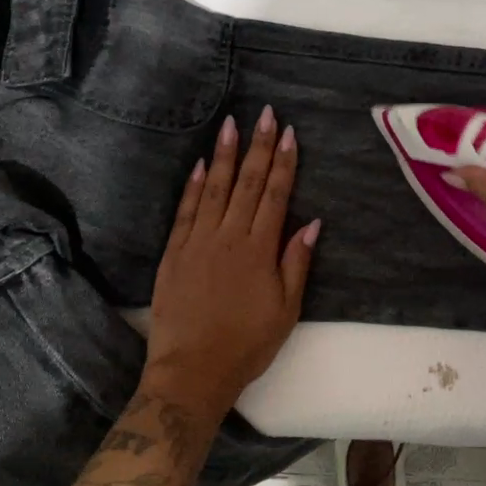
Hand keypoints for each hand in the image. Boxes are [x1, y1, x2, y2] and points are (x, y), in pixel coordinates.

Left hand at [144, 106, 317, 416]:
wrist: (192, 371)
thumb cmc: (247, 343)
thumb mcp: (286, 310)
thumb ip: (296, 262)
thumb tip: (312, 222)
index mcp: (260, 249)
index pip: (276, 194)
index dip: (284, 162)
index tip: (289, 133)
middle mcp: (230, 237)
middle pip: (248, 183)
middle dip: (259, 146)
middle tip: (265, 114)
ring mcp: (199, 242)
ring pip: (215, 188)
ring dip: (226, 154)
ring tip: (231, 123)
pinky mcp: (174, 253)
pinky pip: (185, 211)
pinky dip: (193, 185)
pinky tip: (201, 163)